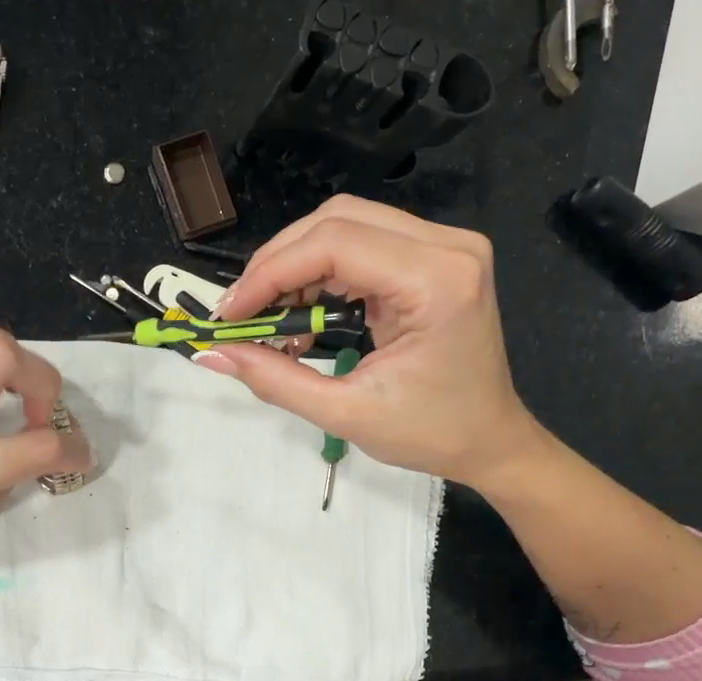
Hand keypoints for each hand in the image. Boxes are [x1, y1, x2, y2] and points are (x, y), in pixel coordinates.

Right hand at [203, 195, 545, 488]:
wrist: (489, 439)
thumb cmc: (429, 433)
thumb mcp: (345, 414)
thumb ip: (275, 380)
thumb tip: (212, 354)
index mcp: (437, 281)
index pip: (335, 244)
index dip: (271, 273)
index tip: (229, 315)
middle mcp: (447, 246)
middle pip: (337, 220)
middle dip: (277, 263)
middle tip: (241, 312)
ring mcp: (445, 245)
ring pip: (346, 224)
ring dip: (295, 265)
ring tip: (267, 315)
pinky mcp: (435, 255)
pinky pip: (362, 242)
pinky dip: (319, 272)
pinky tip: (301, 312)